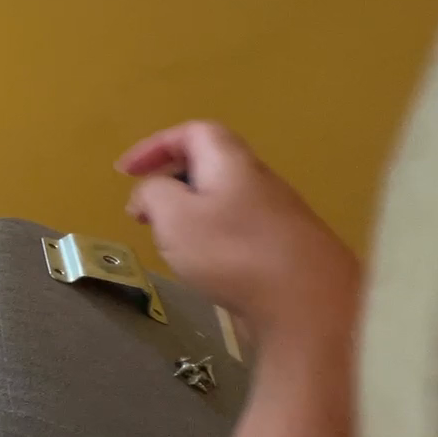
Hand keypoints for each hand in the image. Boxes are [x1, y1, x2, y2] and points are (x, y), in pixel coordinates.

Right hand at [117, 120, 359, 344]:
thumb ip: (152, 192)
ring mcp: (274, 214)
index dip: (155, 145)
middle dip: (165, 181)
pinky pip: (232, 224)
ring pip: (217, 196)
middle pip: (206, 164)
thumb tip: (152, 190)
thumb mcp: (172, 215)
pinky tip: (199, 262)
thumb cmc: (231, 252)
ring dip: (182, 211)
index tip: (126, 172)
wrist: (311, 304)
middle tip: (140, 211)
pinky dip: (204, 233)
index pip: (194, 132)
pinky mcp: (281, 245)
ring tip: (166, 240)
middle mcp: (257, 182)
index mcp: (231, 165)